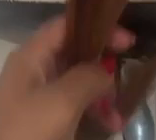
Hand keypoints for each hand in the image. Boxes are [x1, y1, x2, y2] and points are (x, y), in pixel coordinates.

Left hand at [0, 17, 135, 139]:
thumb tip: (106, 69)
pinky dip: (88, 114)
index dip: (97, 27)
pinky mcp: (36, 125)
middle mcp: (31, 71)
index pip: (67, 26)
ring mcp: (32, 100)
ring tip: (119, 118)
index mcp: (31, 55)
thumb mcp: (61, 102)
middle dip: (101, 66)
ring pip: (72, 85)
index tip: (129, 42)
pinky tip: (105, 127)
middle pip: (72, 55)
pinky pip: (68, 110)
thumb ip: (87, 77)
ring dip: (98, 96)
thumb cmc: (26, 133)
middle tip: (127, 81)